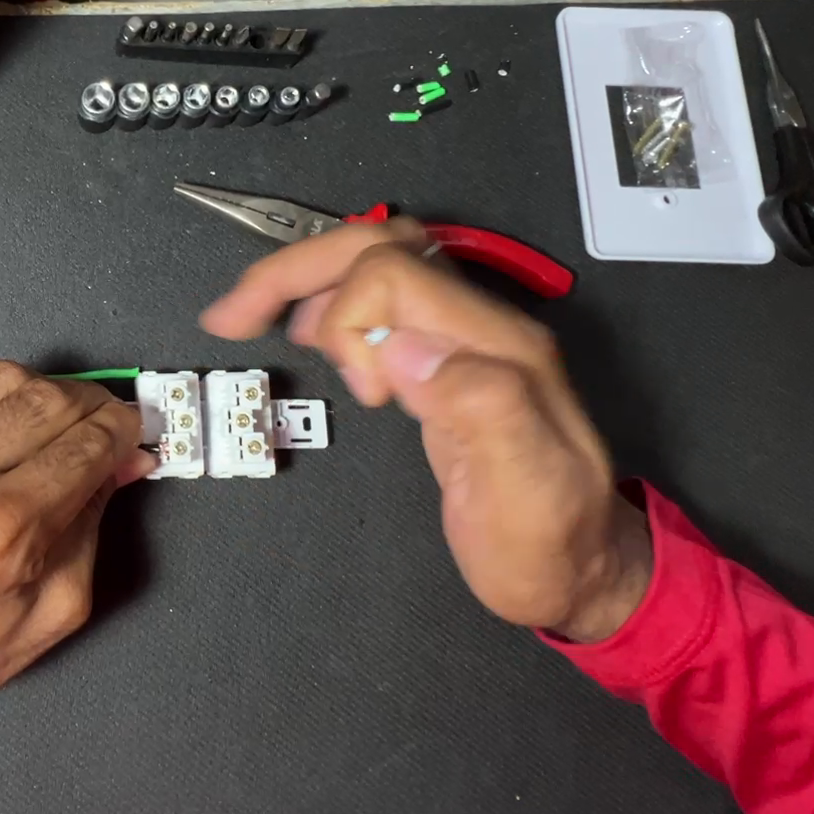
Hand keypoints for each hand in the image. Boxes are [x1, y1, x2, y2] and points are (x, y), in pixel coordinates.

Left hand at [0, 362, 154, 766]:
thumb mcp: (49, 614)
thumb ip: (93, 528)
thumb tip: (124, 460)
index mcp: (0, 528)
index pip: (86, 445)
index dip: (123, 430)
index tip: (134, 431)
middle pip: (49, 397)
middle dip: (92, 402)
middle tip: (103, 422)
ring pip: (1, 378)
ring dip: (44, 391)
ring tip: (54, 421)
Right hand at [200, 220, 650, 643]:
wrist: (580, 567)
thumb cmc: (544, 544)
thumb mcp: (526, 495)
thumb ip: (481, 409)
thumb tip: (402, 349)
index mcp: (494, 348)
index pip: (392, 274)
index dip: (347, 320)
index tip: (362, 393)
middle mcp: (475, 324)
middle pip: (373, 246)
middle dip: (294, 272)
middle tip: (232, 316)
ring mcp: (456, 335)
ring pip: (367, 260)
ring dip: (299, 281)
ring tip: (247, 319)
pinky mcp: (437, 352)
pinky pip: (369, 294)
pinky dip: (317, 299)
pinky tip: (296, 330)